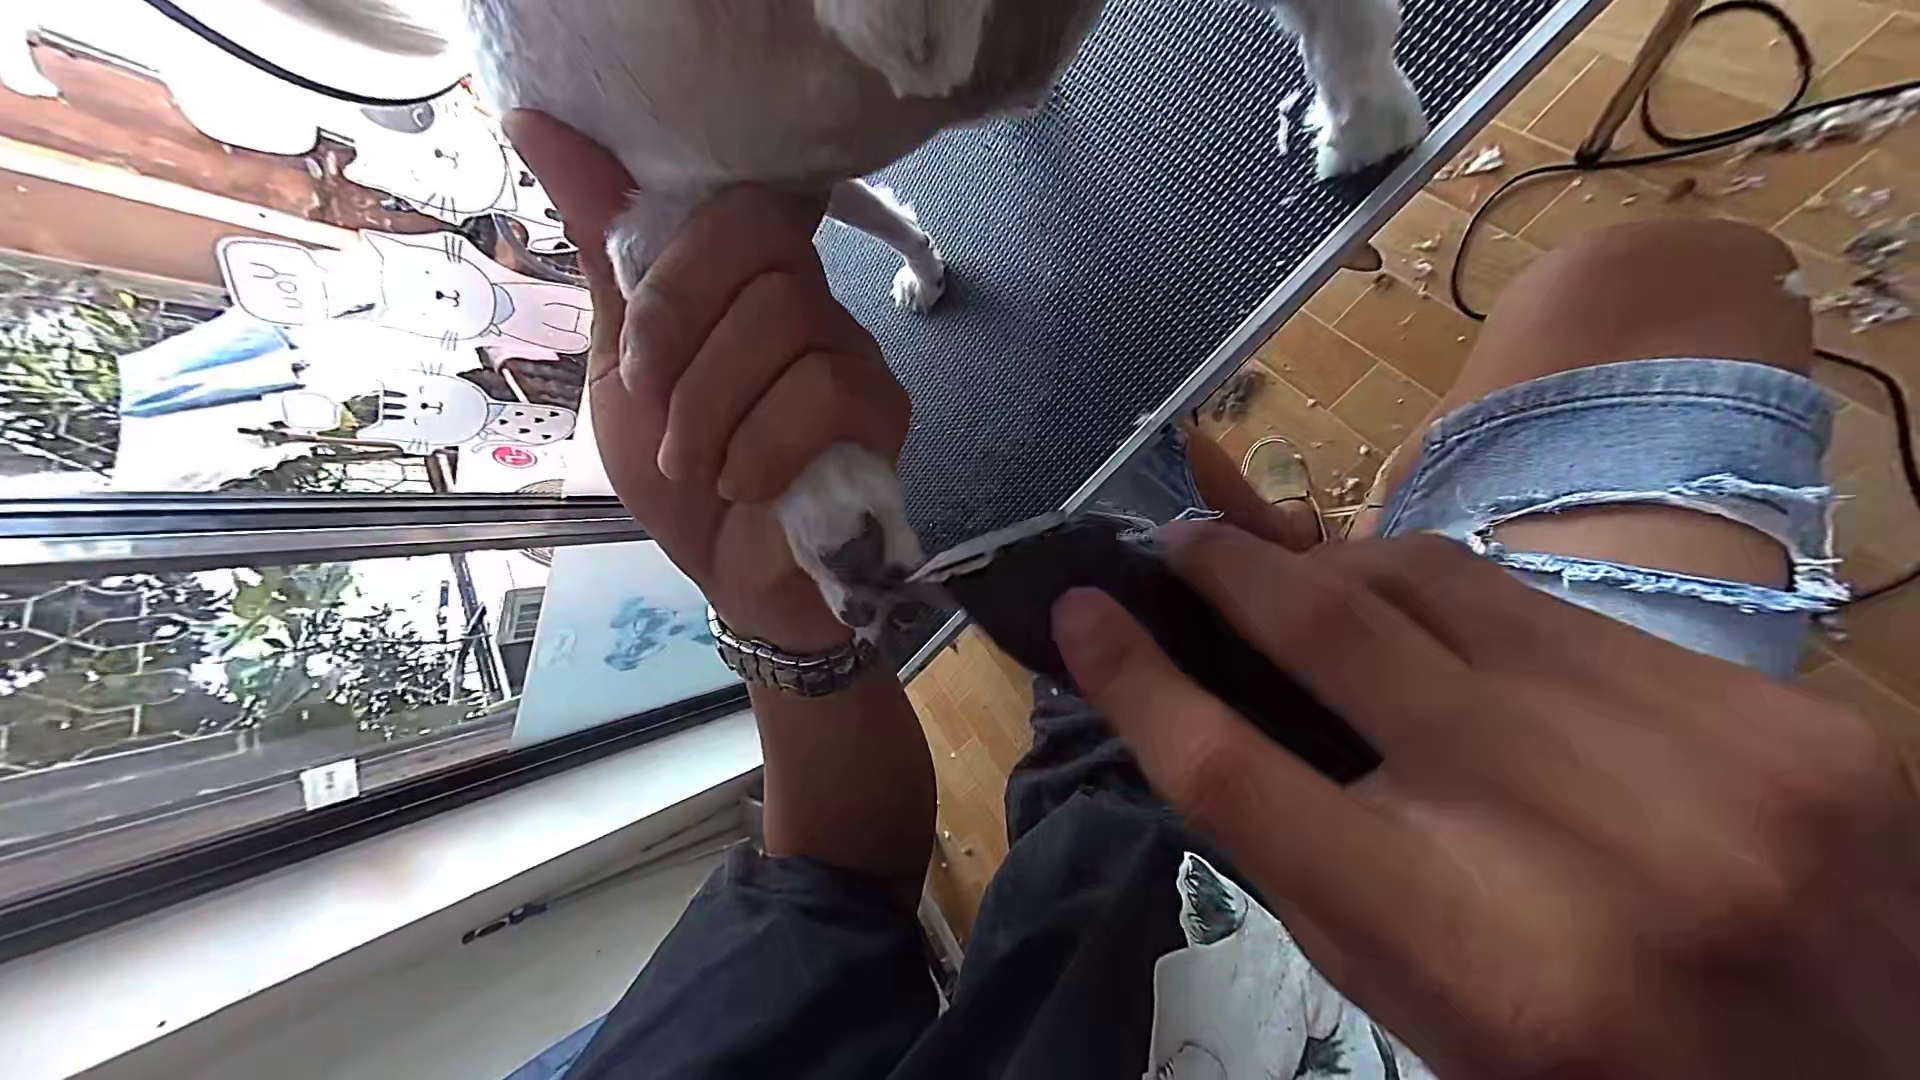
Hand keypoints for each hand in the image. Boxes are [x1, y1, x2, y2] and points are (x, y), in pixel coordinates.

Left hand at [505, 112, 909, 651]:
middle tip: (663, 420)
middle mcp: (815, 308)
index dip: (679, 270)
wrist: (742, 573)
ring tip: (702, 468)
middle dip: (684, 346)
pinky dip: (765, 443)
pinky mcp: (885, 412)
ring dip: (716, 407)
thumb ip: (609, 263)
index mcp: (749, 290)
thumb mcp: (623, 370)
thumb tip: (540, 126)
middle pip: (764, 251)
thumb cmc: (683, 478)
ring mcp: (857, 358)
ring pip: (790, 321)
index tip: (638, 360)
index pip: (741, 205)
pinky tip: (750, 486)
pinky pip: (826, 392)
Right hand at [1054, 527, 1919, 1076]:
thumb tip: (1189, 694)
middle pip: (1328, 634)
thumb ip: (1286, 833)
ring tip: (1282, 571)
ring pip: (1429, 579)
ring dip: (1326, 564)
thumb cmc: (1561, 1053)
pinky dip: (1434, 588)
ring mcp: (1691, 752)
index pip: (1229, 767)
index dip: (1133, 676)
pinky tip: (1409, 608)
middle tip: (1175, 542)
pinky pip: (1527, 595)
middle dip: (1225, 568)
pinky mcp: (1775, 709)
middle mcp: (1569, 831)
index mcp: (1455, 941)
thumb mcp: (1385, 974)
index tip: (1079, 613)